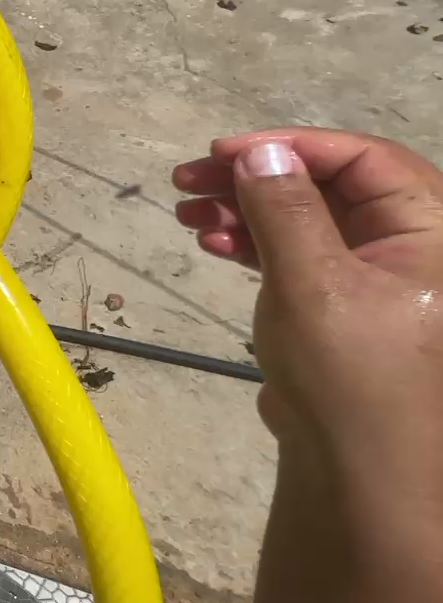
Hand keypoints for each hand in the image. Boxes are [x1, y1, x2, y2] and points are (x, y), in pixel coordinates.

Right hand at [172, 129, 442, 510]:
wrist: (359, 454)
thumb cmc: (350, 367)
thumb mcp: (311, 282)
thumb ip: (286, 210)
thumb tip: (261, 152)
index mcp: (434, 233)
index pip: (366, 160)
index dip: (292, 147)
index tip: (219, 153)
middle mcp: (412, 243)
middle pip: (329, 183)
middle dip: (254, 177)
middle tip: (185, 180)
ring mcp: (374, 269)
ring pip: (304, 214)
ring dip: (241, 207)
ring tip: (186, 216)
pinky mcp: (340, 294)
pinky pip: (295, 246)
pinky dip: (250, 238)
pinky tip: (211, 244)